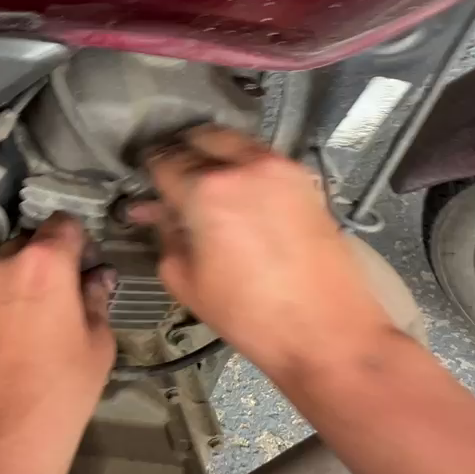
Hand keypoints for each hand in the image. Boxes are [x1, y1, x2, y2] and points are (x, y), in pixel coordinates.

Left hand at [0, 215, 115, 467]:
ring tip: (39, 322)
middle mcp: (3, 265)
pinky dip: (3, 302)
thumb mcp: (97, 345)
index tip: (89, 265)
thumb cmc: (60, 394)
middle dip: (50, 261)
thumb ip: (96, 300)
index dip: (80, 241)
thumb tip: (96, 279)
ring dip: (24, 281)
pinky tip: (14, 337)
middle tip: (68, 295)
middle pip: (32, 243)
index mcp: (44, 263)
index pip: (64, 224)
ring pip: (6, 268)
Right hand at [136, 125, 402, 377]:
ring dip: (212, 151)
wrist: (328, 333)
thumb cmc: (256, 317)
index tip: (146, 179)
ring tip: (202, 177)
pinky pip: (263, 158)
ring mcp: (279, 171)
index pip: (163, 162)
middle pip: (199, 140)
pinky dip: (244, 163)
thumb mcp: (187, 281)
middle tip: (171, 173)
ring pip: (233, 141)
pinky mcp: (306, 181)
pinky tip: (237, 188)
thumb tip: (155, 214)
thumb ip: (165, 235)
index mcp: (204, 192)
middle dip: (180, 153)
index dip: (148, 171)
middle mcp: (242, 169)